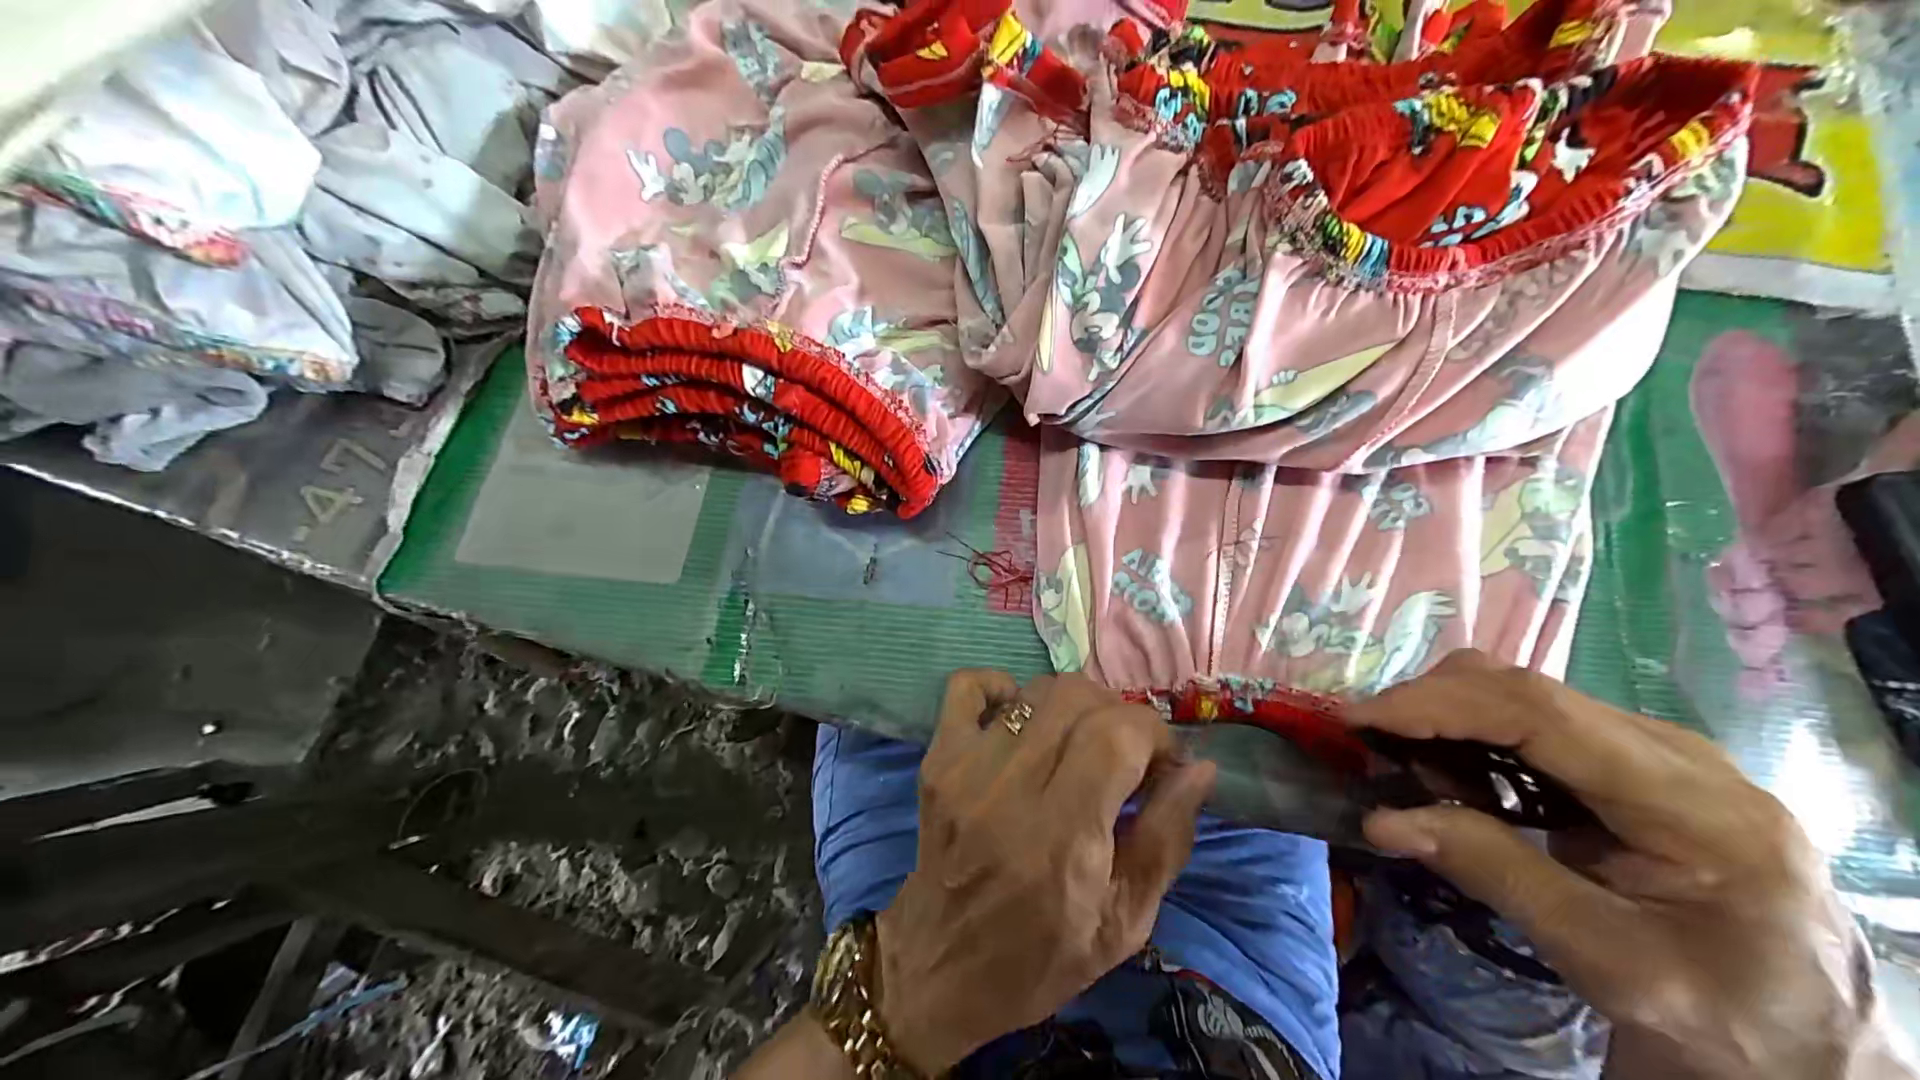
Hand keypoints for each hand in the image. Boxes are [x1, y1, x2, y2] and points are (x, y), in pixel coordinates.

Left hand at [873, 671, 1215, 1072]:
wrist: (941, 966)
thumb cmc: (1041, 956)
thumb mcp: (1125, 922)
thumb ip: (1167, 838)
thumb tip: (1199, 767)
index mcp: (1064, 837)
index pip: (1118, 734)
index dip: (1154, 735)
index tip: (1161, 765)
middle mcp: (1011, 789)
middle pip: (1078, 699)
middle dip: (1119, 716)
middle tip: (1125, 755)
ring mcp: (966, 768)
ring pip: (1035, 689)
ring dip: (1074, 705)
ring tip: (1080, 743)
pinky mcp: (937, 759)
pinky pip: (966, 687)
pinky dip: (1002, 688)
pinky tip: (1021, 720)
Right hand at [1350, 649, 1890, 1079]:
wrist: (1808, 1047)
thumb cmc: (1720, 1016)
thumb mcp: (1607, 959)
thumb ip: (1495, 874)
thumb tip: (1381, 820)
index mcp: (1694, 803)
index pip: (1540, 714)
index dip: (1436, 704)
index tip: (1357, 721)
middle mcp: (1677, 754)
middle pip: (1524, 689)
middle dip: (1428, 703)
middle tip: (1363, 742)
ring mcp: (1656, 752)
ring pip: (1521, 694)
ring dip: (1443, 714)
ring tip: (1397, 759)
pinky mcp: (1633, 761)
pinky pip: (1532, 720)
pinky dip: (1470, 732)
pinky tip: (1447, 770)